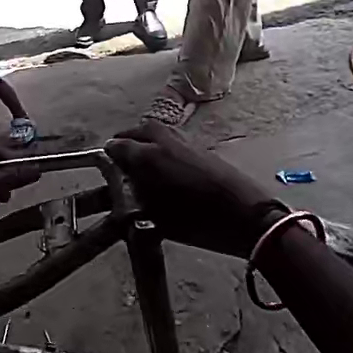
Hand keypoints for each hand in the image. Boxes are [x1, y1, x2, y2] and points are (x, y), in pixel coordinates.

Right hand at [105, 123, 279, 255]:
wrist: (245, 213)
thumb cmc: (197, 219)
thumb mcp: (156, 216)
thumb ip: (135, 195)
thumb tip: (124, 184)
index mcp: (146, 154)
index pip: (115, 146)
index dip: (108, 159)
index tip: (107, 173)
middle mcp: (161, 139)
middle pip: (134, 133)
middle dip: (125, 145)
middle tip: (122, 166)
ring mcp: (182, 139)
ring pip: (153, 133)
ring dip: (144, 145)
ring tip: (143, 168)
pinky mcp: (199, 146)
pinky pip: (170, 140)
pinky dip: (162, 149)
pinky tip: (165, 172)